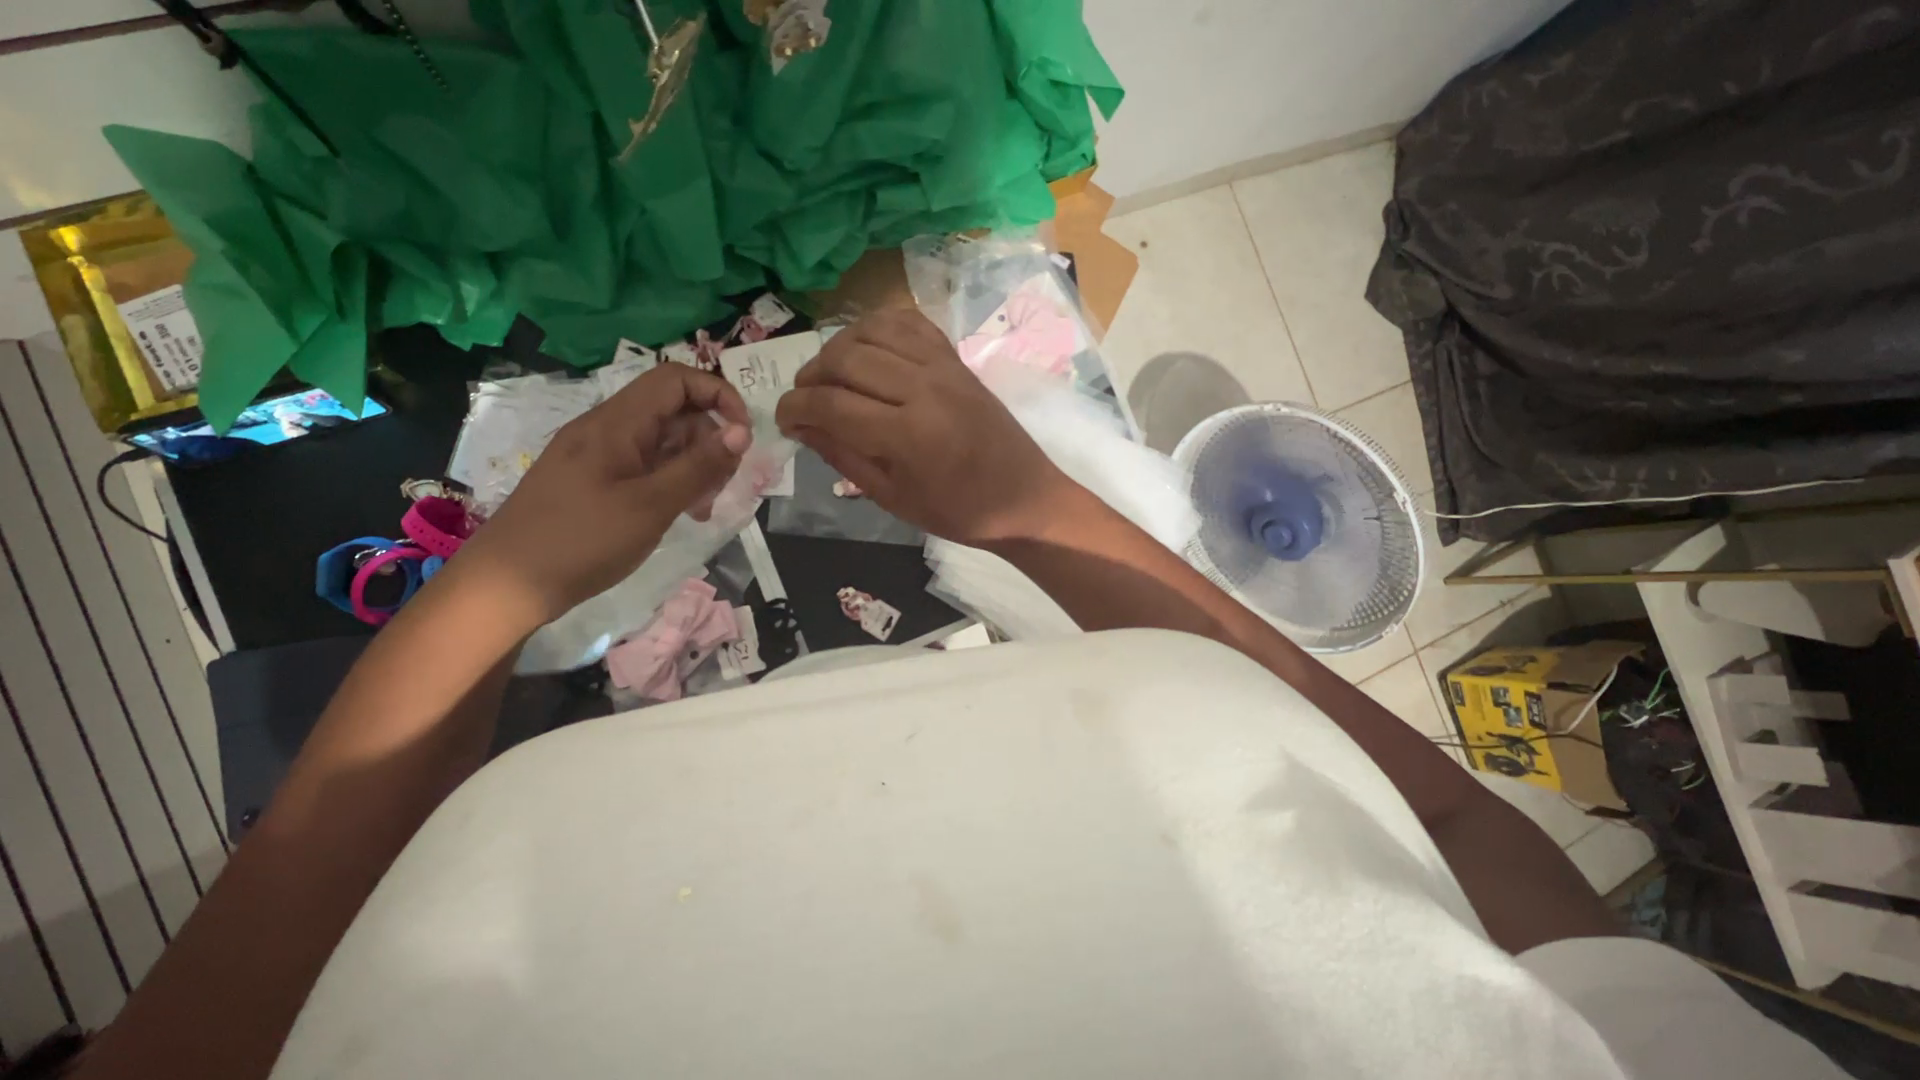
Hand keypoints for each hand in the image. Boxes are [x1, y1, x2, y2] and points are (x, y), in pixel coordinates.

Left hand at [452, 363, 751, 627]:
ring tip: (703, 509)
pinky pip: (642, 467)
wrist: (507, 583)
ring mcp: (597, 456)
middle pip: (673, 411)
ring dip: (693, 467)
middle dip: (710, 441)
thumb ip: (699, 466)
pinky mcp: (591, 482)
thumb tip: (742, 431)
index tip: (745, 435)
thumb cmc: (582, 541)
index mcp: (616, 423)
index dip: (718, 395)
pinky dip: (669, 483)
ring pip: (661, 442)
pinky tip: (680, 514)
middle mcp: (606, 429)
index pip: (676, 380)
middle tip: (724, 486)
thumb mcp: (651, 506)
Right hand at [774, 309, 1074, 544]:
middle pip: (845, 358)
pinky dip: (877, 328)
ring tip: (830, 375)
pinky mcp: (955, 358)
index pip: (830, 403)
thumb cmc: (957, 512)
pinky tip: (866, 351)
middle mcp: (923, 388)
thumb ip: (843, 456)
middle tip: (803, 400)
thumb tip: (801, 426)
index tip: (782, 420)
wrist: (1023, 498)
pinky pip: (908, 323)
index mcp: (906, 434)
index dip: (794, 408)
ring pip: (872, 331)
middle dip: (810, 376)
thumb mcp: (892, 497)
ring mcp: (942, 366)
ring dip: (839, 347)